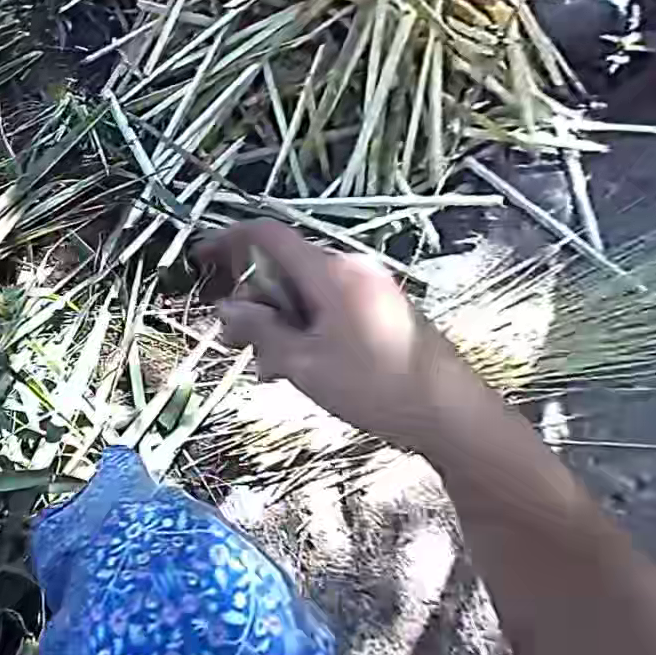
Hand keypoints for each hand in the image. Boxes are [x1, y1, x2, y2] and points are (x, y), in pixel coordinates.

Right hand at [196, 220, 503, 451]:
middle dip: (251, 301)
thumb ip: (260, 329)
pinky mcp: (377, 308)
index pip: (268, 236)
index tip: (200, 258)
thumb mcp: (304, 363)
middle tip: (235, 342)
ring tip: (268, 368)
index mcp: (330, 273)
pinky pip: (323, 305)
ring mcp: (366, 288)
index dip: (228, 241)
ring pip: (300, 292)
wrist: (455, 418)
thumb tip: (225, 307)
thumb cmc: (375, 387)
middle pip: (281, 268)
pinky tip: (295, 366)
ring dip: (274, 322)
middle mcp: (348, 269)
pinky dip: (300, 327)